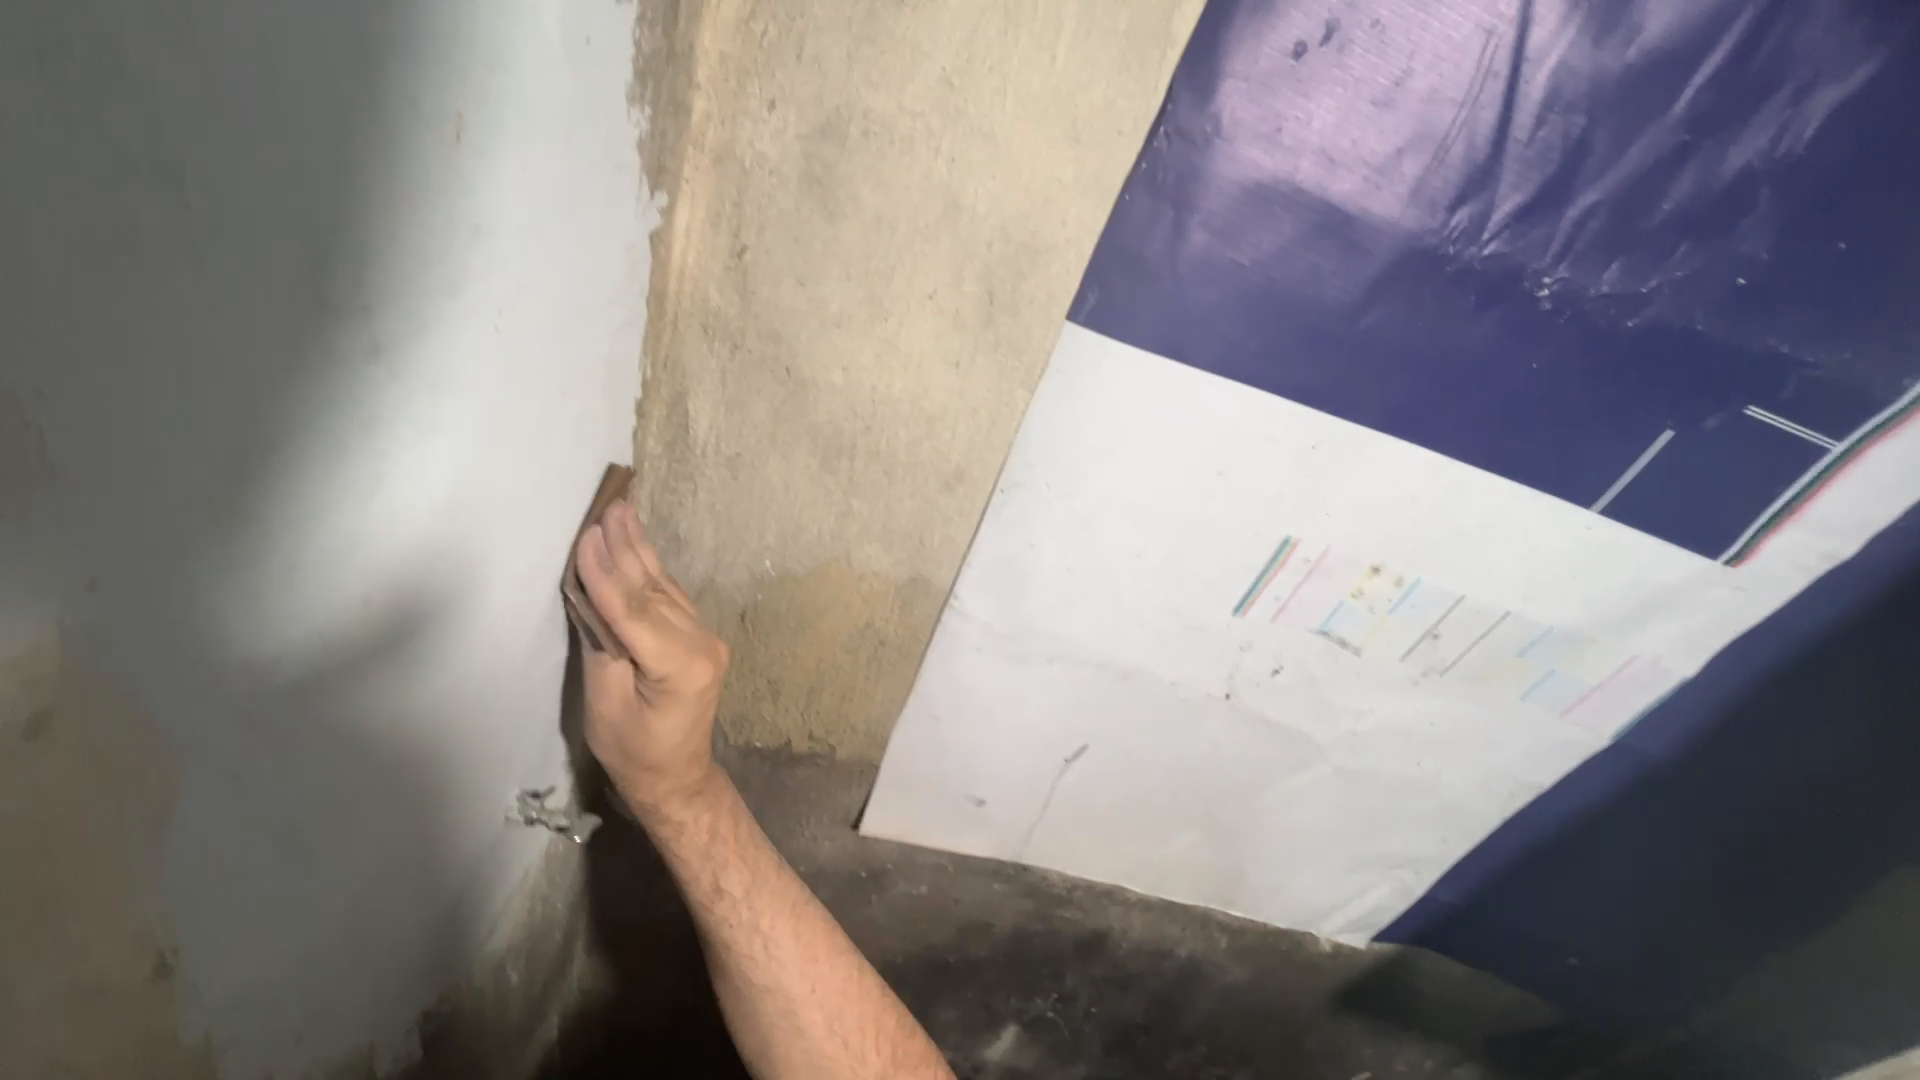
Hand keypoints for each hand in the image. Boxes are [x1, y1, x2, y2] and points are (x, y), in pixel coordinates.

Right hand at [574, 499, 730, 817]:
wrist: (677, 776)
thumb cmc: (634, 752)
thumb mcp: (605, 705)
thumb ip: (603, 645)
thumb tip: (591, 595)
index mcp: (681, 665)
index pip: (634, 610)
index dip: (606, 572)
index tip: (587, 534)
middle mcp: (702, 644)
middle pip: (653, 590)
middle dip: (627, 547)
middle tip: (610, 505)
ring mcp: (707, 639)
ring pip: (665, 588)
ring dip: (640, 550)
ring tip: (624, 511)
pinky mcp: (702, 639)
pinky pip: (671, 599)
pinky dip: (650, 572)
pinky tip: (638, 546)